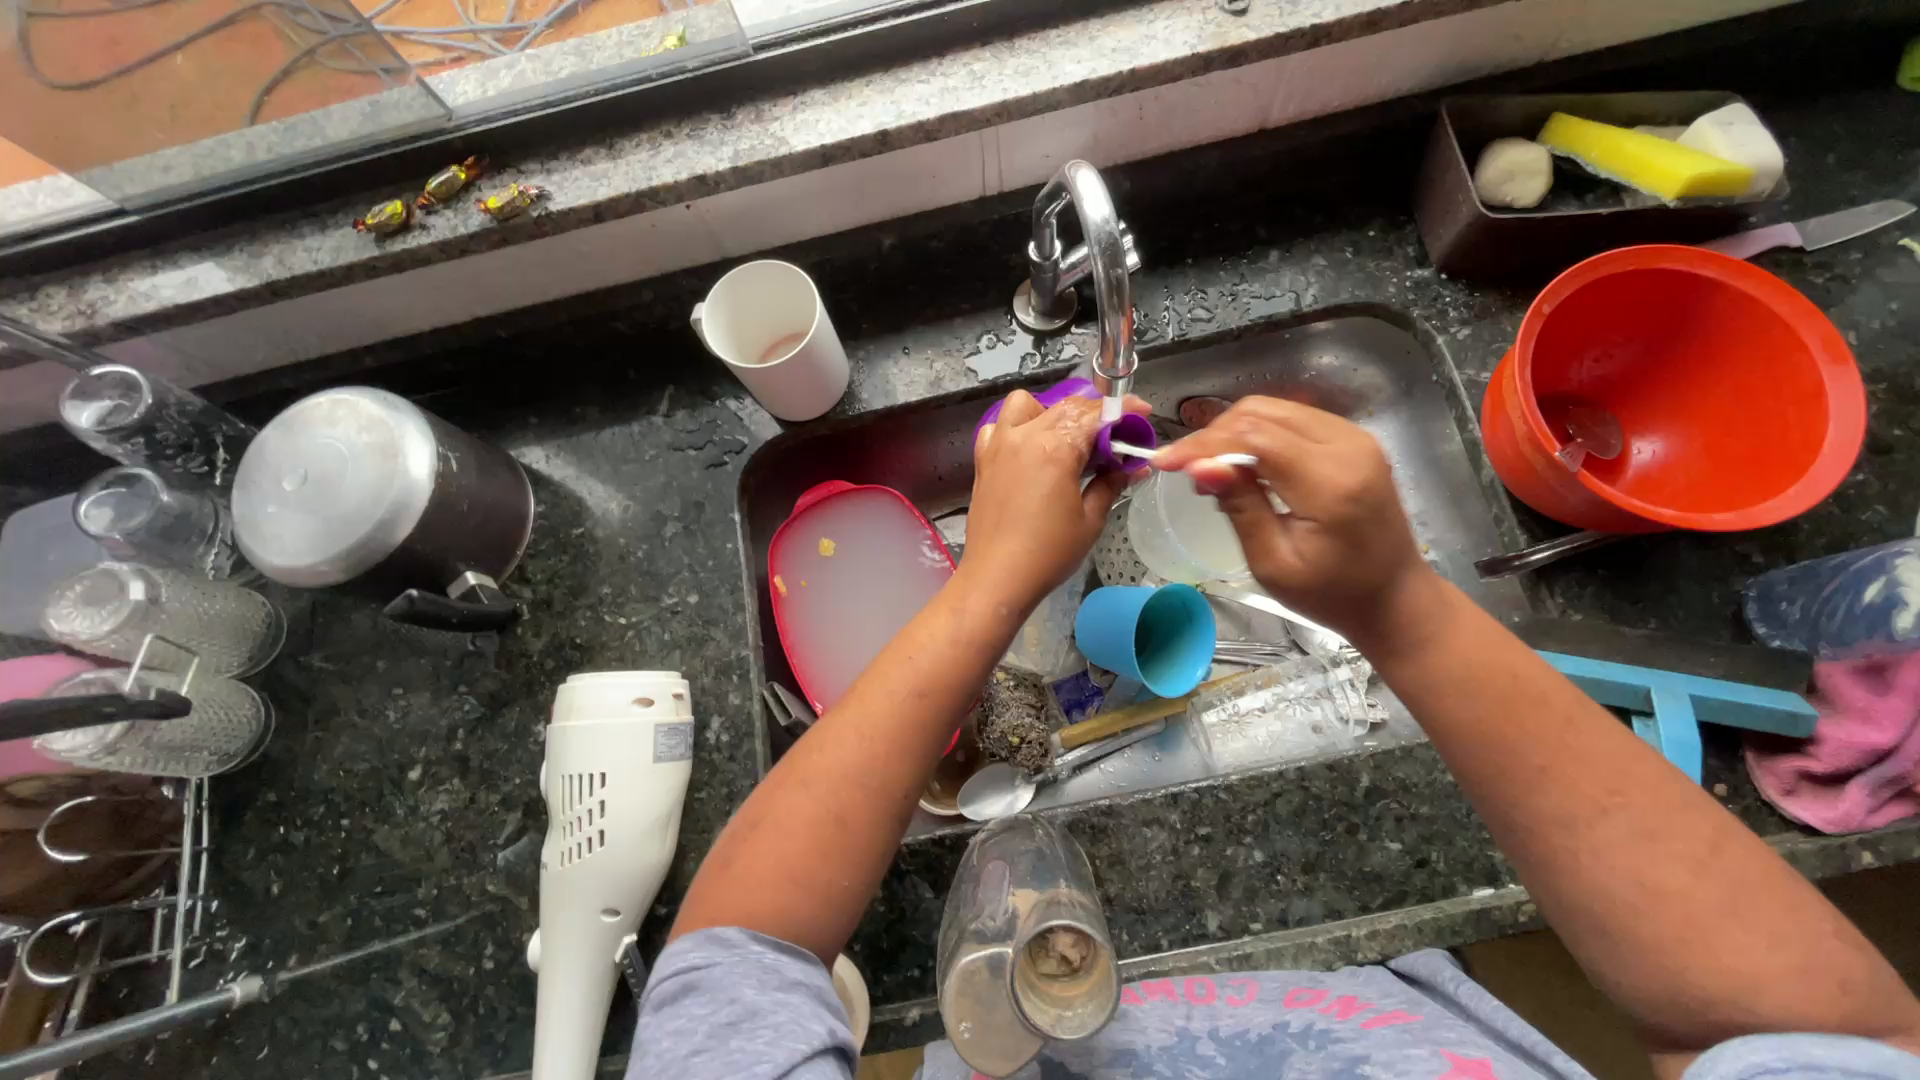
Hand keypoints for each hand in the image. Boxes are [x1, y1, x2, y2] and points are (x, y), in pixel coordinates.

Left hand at [962, 389, 1147, 613]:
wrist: (997, 578)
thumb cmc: (1048, 553)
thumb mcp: (1090, 520)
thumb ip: (1111, 484)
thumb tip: (1133, 467)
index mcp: (1055, 448)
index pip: (1095, 414)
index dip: (1123, 410)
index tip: (1142, 413)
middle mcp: (1025, 436)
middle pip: (1066, 407)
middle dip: (1094, 414)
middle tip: (1114, 437)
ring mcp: (999, 445)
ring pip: (1026, 405)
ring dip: (1051, 412)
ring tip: (1066, 439)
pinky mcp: (983, 461)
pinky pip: (998, 427)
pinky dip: (1015, 428)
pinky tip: (1029, 450)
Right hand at [1151, 396, 1438, 645]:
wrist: (1394, 597)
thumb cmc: (1332, 594)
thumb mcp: (1274, 563)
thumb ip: (1240, 507)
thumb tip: (1199, 466)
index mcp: (1330, 481)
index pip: (1252, 437)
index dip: (1202, 444)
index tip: (1163, 463)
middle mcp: (1347, 445)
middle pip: (1261, 413)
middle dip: (1212, 435)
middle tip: (1183, 470)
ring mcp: (1353, 437)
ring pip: (1274, 410)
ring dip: (1231, 432)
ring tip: (1207, 470)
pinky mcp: (1351, 439)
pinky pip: (1291, 419)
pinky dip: (1255, 435)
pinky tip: (1239, 465)